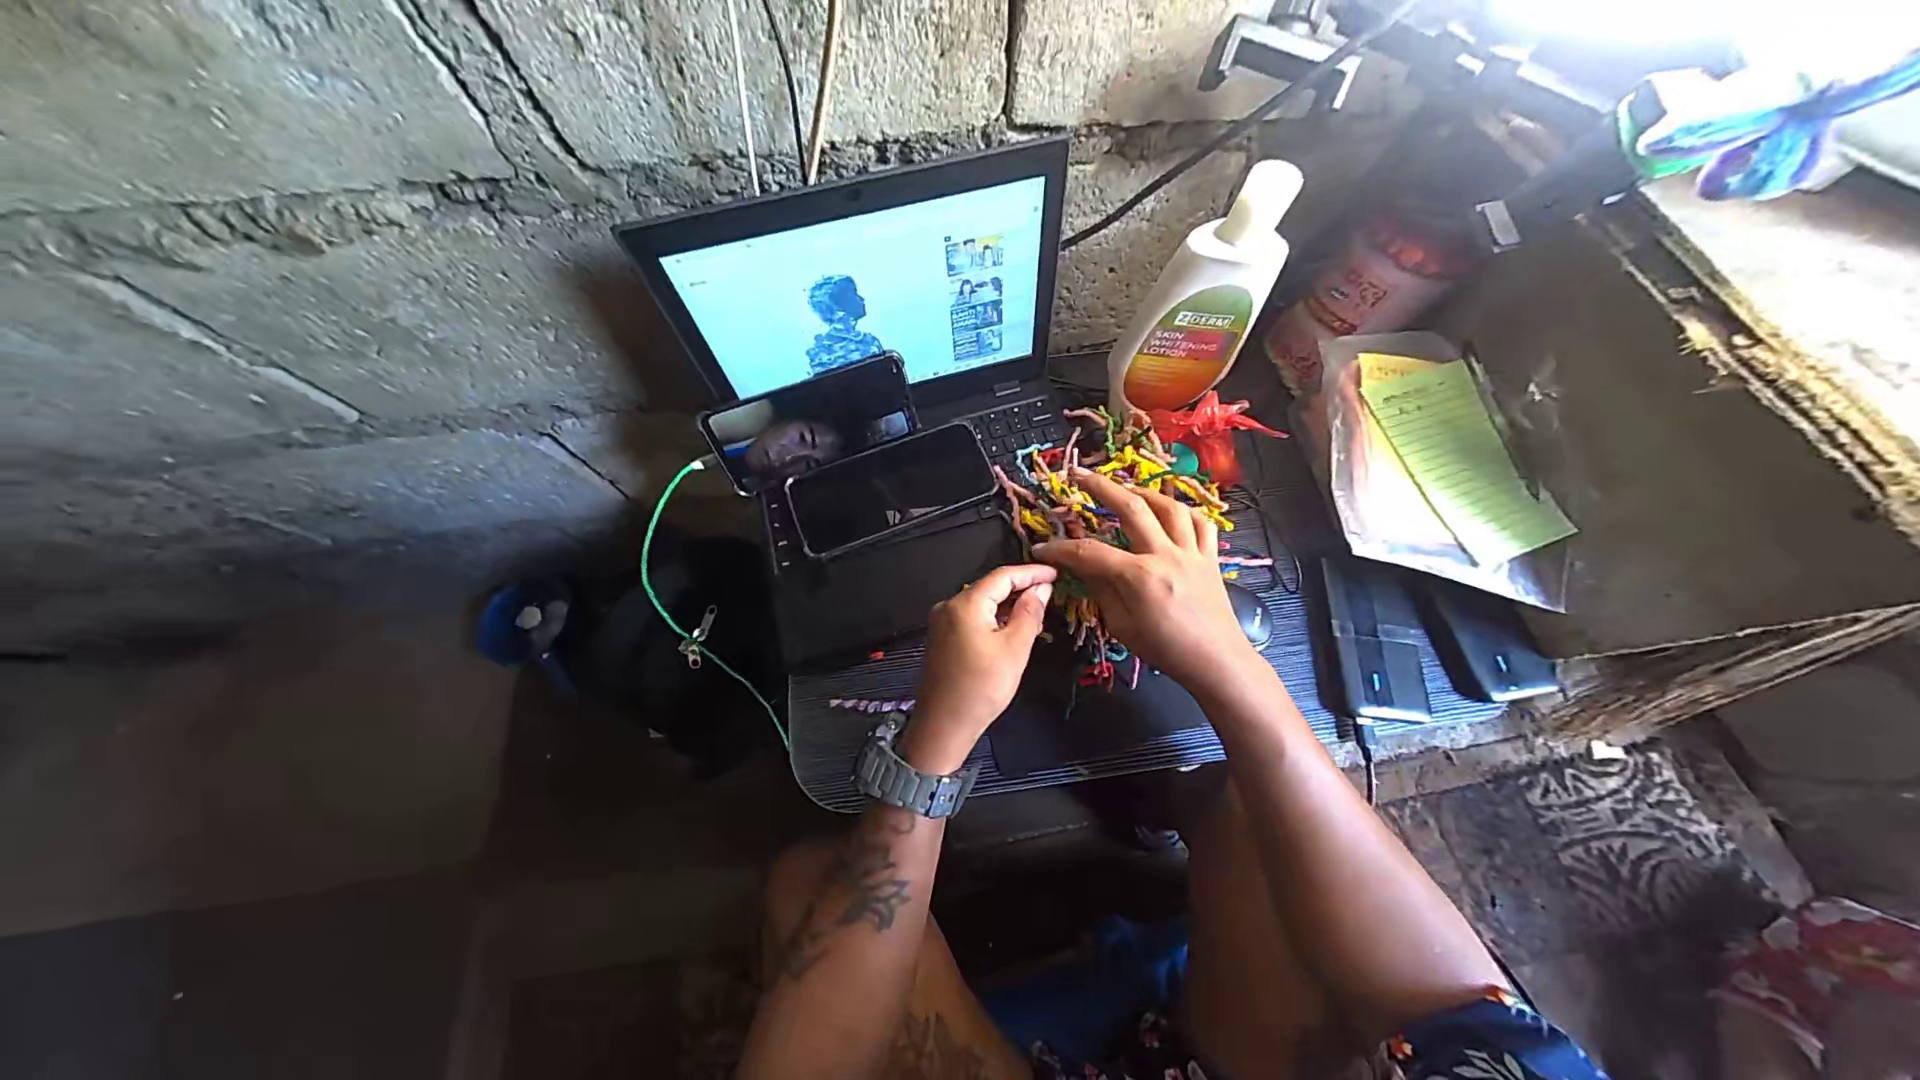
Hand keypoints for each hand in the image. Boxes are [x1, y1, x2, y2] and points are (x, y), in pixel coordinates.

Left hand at [902, 563, 1056, 772]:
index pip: (1002, 576)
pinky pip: (972, 617)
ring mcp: (942, 622)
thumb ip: (1029, 613)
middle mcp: (949, 606)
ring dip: (1008, 604)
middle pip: (990, 587)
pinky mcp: (942, 637)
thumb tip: (1041, 588)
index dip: (1031, 572)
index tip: (1055, 572)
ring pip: (982, 602)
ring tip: (1037, 611)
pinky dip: (994, 618)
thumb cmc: (982, 687)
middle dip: (1020, 588)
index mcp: (965, 604)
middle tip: (1050, 592)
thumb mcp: (1015, 648)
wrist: (944, 725)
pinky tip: (1012, 627)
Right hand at [1034, 468, 1263, 696]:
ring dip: (1143, 492)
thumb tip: (1080, 563)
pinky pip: (1201, 523)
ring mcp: (1192, 553)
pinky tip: (1169, 511)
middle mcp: (1166, 556)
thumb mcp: (1121, 625)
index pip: (1089, 552)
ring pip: (1169, 506)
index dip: (1060, 549)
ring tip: (1124, 490)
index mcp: (1140, 577)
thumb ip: (1100, 588)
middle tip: (1078, 476)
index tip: (1042, 548)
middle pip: (1131, 507)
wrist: (1216, 662)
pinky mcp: (1210, 558)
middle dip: (1100, 486)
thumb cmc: (1165, 649)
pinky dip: (1184, 511)